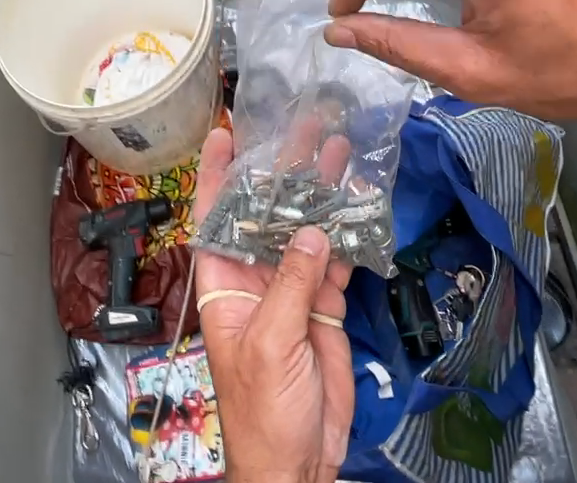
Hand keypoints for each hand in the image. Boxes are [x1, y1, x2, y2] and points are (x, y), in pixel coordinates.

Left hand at [192, 129, 354, 482]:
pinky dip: (349, 233)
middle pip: (267, 210)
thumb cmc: (262, 409)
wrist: (297, 459)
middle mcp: (253, 273)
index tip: (224, 133)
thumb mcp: (270, 343)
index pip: (215, 214)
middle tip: (305, 127)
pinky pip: (334, 258)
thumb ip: (290, 286)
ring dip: (321, 192)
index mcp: (224, 278)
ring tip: (339, 150)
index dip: (217, 173)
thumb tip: (309, 232)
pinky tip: (361, 203)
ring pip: (304, 227)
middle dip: (284, 169)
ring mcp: (289, 285)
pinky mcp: (321, 303)